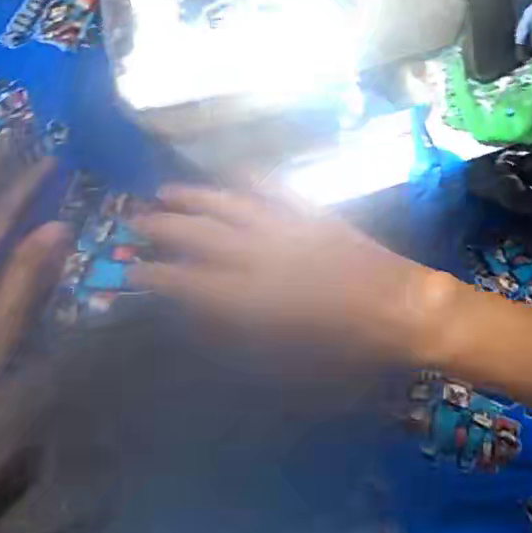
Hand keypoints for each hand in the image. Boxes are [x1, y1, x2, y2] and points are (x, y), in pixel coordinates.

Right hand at [134, 185, 461, 364]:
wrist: (400, 306)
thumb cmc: (346, 348)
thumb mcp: (288, 360)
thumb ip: (242, 332)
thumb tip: (207, 312)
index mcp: (252, 297)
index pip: (191, 281)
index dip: (157, 274)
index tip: (132, 269)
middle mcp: (260, 255)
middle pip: (201, 235)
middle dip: (164, 227)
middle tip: (136, 221)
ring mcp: (284, 227)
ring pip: (228, 204)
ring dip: (194, 196)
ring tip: (165, 189)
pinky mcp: (308, 212)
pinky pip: (271, 188)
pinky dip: (249, 178)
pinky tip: (231, 173)